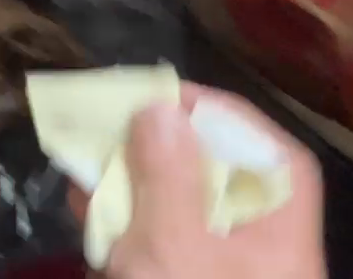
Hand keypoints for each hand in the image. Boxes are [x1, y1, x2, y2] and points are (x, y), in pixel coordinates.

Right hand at [80, 86, 324, 278]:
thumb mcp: (171, 251)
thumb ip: (166, 179)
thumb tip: (160, 105)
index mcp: (276, 242)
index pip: (273, 159)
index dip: (223, 114)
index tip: (156, 91)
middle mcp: (250, 247)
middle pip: (213, 171)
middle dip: (150, 139)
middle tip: (99, 120)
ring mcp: (208, 262)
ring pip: (169, 194)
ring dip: (119, 172)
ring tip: (77, 165)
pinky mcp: (168, 271)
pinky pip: (144, 224)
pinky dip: (110, 207)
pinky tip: (80, 207)